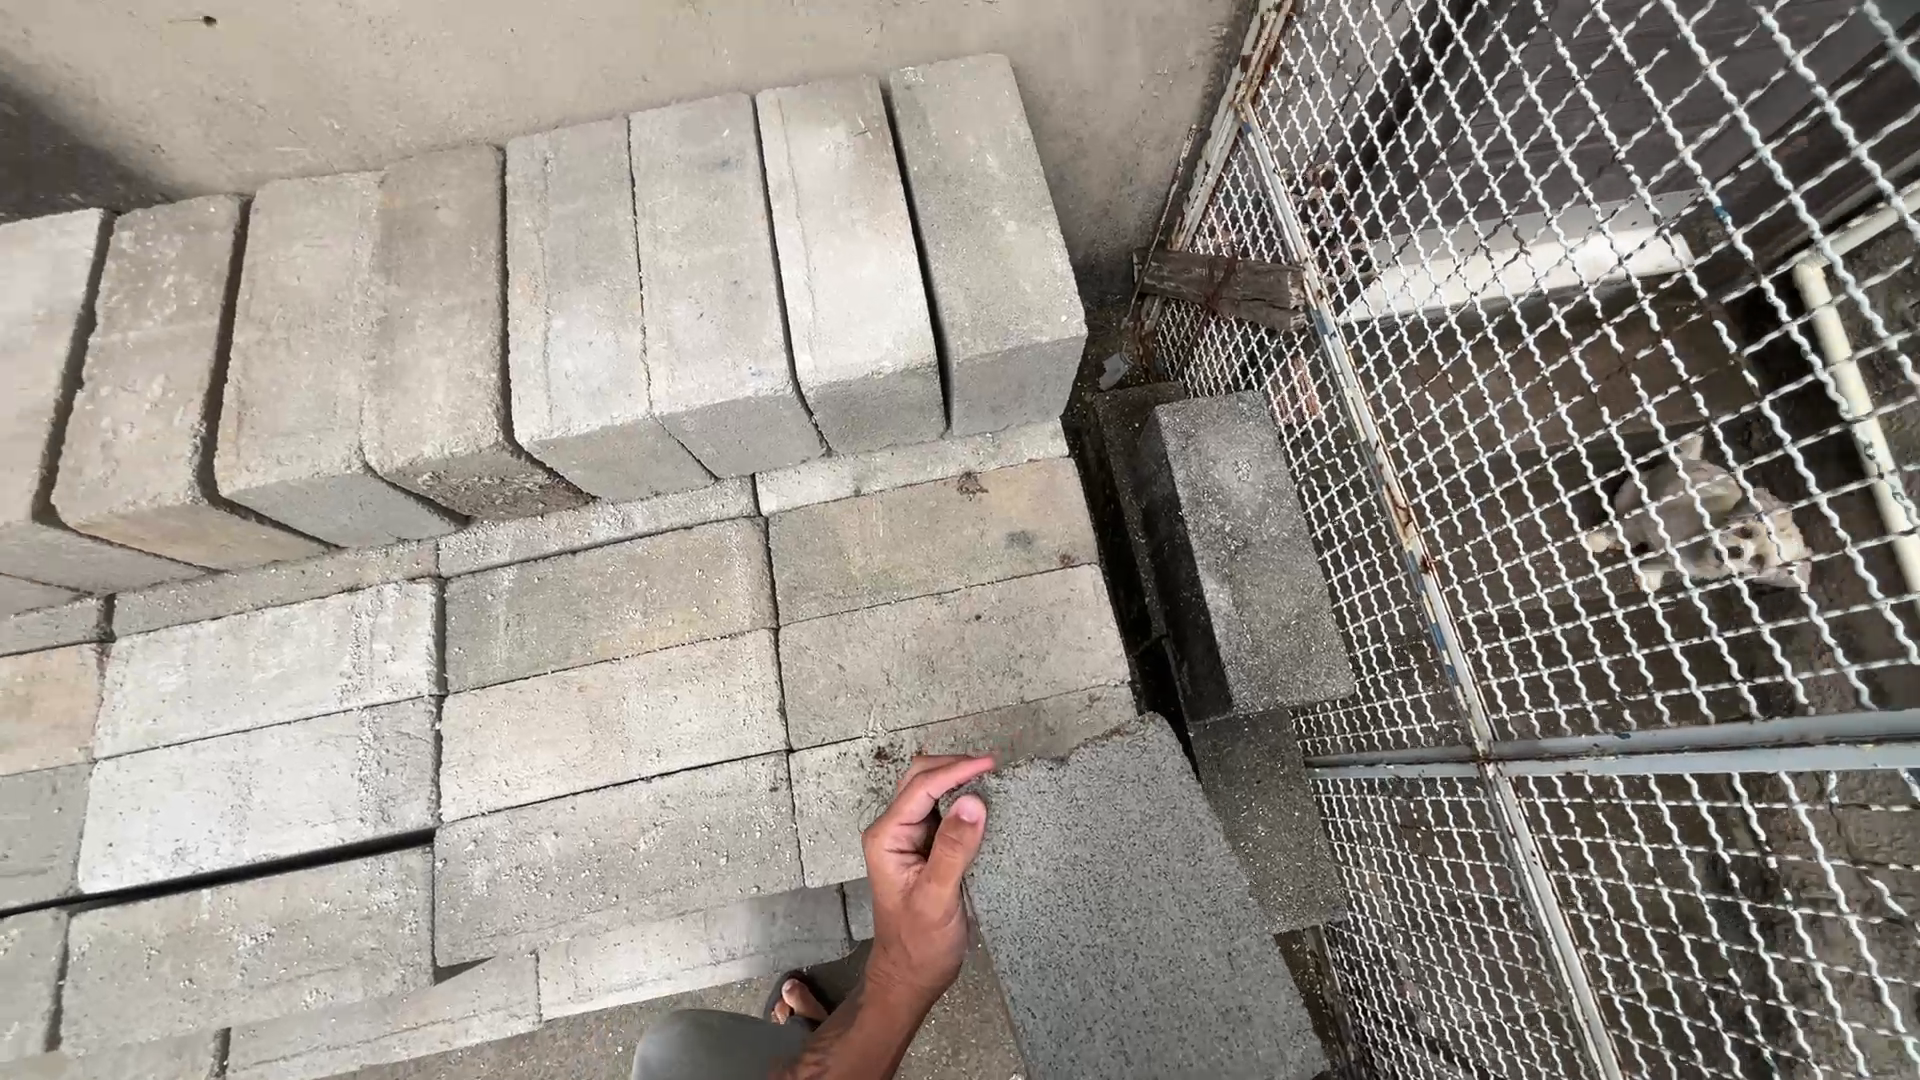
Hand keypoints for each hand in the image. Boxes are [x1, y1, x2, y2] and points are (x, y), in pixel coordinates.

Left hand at [860, 754, 993, 1009]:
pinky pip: (940, 808)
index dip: (956, 770)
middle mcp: (893, 829)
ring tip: (990, 778)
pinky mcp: (923, 845)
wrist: (910, 977)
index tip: (990, 764)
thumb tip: (973, 802)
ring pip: (929, 789)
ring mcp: (907, 836)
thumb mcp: (937, 899)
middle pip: (920, 778)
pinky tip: (981, 801)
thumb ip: (953, 850)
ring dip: (956, 778)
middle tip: (992, 767)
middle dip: (954, 766)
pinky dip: (959, 797)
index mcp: (887, 836)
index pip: (922, 787)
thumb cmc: (919, 944)